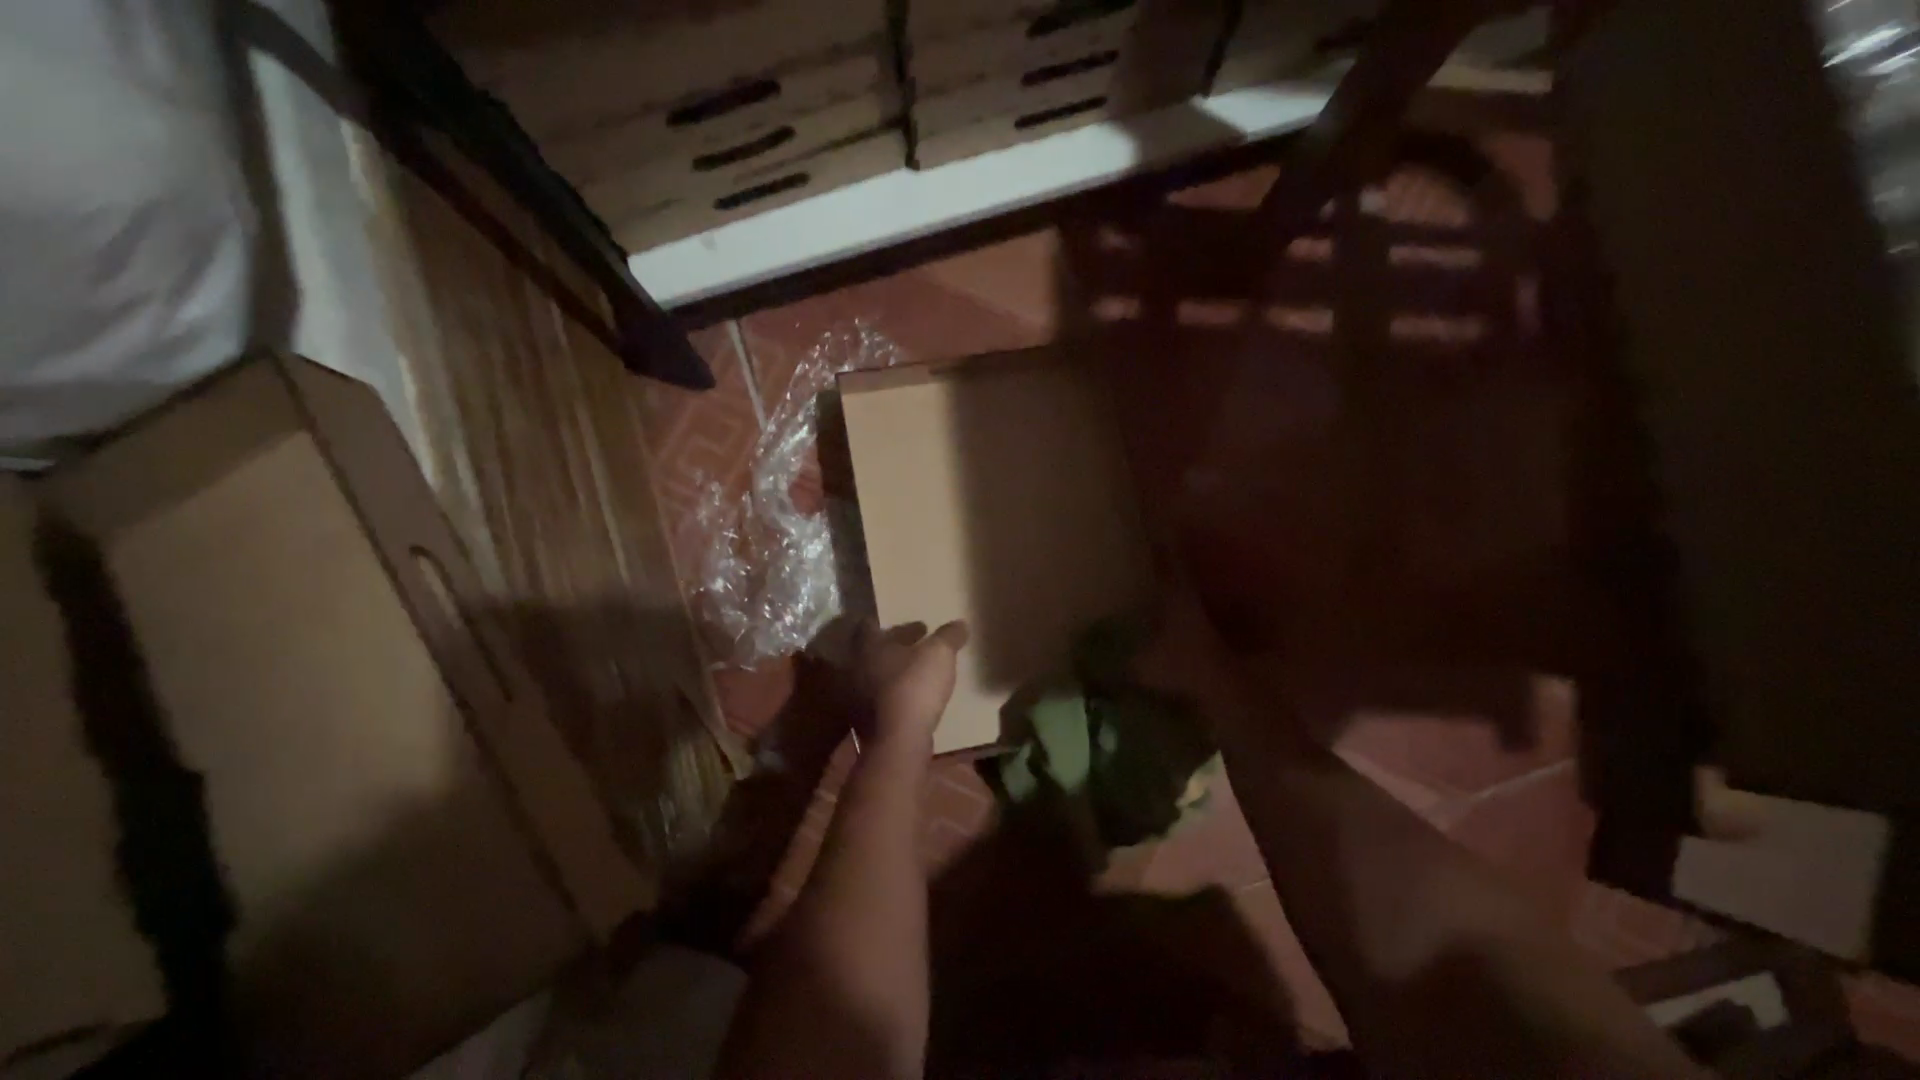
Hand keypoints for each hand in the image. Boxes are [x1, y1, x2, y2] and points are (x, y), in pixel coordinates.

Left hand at [854, 619, 968, 748]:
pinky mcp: (865, 724)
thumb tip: (960, 624)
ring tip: (919, 674)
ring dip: (894, 675)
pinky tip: (914, 701)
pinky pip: (880, 703)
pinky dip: (895, 698)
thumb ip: (948, 636)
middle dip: (894, 649)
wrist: (898, 740)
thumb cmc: (913, 685)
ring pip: (875, 680)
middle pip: (872, 654)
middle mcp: (856, 670)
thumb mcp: (939, 654)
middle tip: (919, 647)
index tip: (914, 625)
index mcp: (868, 647)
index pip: (868, 626)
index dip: (890, 623)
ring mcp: (857, 700)